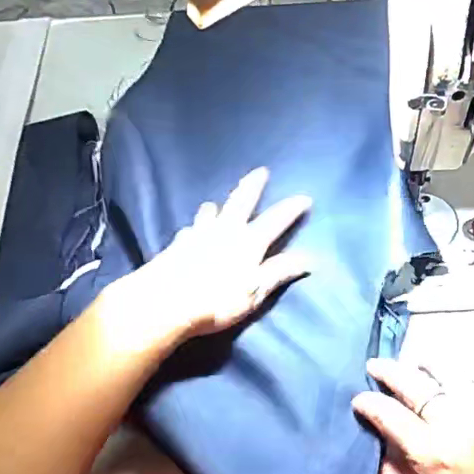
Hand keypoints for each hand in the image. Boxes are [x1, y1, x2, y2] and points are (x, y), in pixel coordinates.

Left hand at [111, 167, 311, 341]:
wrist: (166, 302)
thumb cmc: (217, 300)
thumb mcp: (255, 291)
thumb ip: (278, 273)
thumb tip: (307, 259)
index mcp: (248, 243)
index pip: (275, 220)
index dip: (291, 209)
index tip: (304, 197)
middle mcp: (224, 232)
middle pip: (241, 203)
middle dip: (252, 186)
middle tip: (260, 171)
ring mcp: (198, 236)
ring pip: (210, 215)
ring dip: (216, 208)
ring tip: (215, 204)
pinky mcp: (176, 246)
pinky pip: (188, 232)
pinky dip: (193, 230)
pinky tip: (188, 233)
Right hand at [351, 359, 473, 473]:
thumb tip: (385, 452)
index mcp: (433, 456)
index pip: (392, 415)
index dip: (370, 403)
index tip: (358, 400)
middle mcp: (459, 430)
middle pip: (421, 386)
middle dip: (393, 372)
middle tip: (375, 365)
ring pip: (454, 379)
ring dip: (429, 368)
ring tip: (413, 365)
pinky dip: (467, 379)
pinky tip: (457, 380)